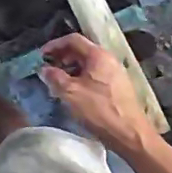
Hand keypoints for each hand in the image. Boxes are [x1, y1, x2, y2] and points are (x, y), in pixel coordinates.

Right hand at [40, 33, 155, 156]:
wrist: (129, 133)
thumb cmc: (99, 110)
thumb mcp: (71, 93)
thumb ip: (55, 77)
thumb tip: (45, 69)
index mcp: (98, 55)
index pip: (74, 39)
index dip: (55, 44)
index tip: (42, 55)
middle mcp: (109, 59)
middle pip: (82, 50)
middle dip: (63, 56)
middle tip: (49, 68)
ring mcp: (116, 72)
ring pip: (89, 63)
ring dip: (72, 68)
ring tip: (59, 81)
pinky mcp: (118, 86)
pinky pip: (96, 74)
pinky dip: (82, 77)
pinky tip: (75, 91)